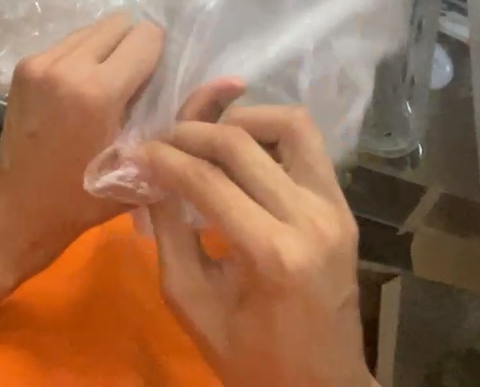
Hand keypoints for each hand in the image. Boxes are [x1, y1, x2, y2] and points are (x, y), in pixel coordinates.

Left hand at [0, 14, 242, 280]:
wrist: (18, 210)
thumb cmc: (88, 199)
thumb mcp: (148, 168)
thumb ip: (190, 117)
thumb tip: (234, 81)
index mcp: (97, 90)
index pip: (146, 36)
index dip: (159, 56)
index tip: (159, 84)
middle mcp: (65, 65)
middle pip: (119, 23)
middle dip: (134, 47)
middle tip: (136, 86)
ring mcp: (39, 61)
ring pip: (93, 28)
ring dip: (108, 49)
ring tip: (110, 89)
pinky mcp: (24, 64)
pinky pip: (68, 41)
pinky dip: (84, 57)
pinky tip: (83, 92)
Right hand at [144, 106, 373, 386]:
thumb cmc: (252, 358)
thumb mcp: (193, 303)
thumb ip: (169, 233)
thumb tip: (151, 175)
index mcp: (272, 255)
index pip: (207, 180)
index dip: (164, 159)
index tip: (136, 152)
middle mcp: (310, 220)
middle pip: (240, 143)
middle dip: (190, 133)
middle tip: (162, 142)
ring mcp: (335, 208)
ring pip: (288, 125)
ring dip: (240, 121)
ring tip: (209, 141)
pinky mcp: (343, 205)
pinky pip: (307, 143)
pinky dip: (270, 133)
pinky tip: (243, 153)